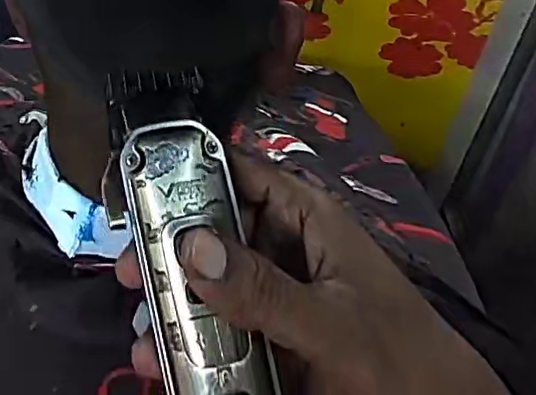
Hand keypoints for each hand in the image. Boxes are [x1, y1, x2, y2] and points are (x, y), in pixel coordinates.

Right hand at [115, 155, 506, 394]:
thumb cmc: (406, 364)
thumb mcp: (335, 326)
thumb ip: (264, 289)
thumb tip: (191, 245)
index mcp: (302, 217)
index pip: (235, 171)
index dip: (187, 170)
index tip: (139, 189)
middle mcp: (281, 246)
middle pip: (212, 229)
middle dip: (167, 250)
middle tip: (129, 270)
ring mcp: (275, 294)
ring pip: (210, 283)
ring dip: (173, 305)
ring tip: (143, 331)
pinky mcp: (272, 338)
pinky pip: (222, 330)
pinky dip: (192, 346)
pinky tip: (165, 365)